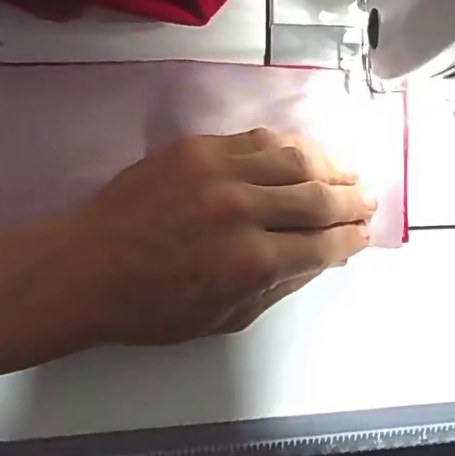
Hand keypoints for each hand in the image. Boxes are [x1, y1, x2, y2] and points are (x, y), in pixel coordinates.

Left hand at [0, 129, 375, 369]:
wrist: (85, 265)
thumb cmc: (151, 307)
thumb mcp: (223, 317)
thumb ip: (279, 285)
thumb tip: (325, 257)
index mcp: (251, 262)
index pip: (323, 244)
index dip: (351, 239)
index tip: (365, 233)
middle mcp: (242, 209)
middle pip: (318, 196)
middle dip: (352, 199)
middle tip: (368, 199)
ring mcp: (219, 169)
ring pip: (294, 157)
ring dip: (328, 165)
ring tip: (345, 172)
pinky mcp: (197, 146)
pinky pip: (257, 138)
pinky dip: (288, 144)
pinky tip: (303, 151)